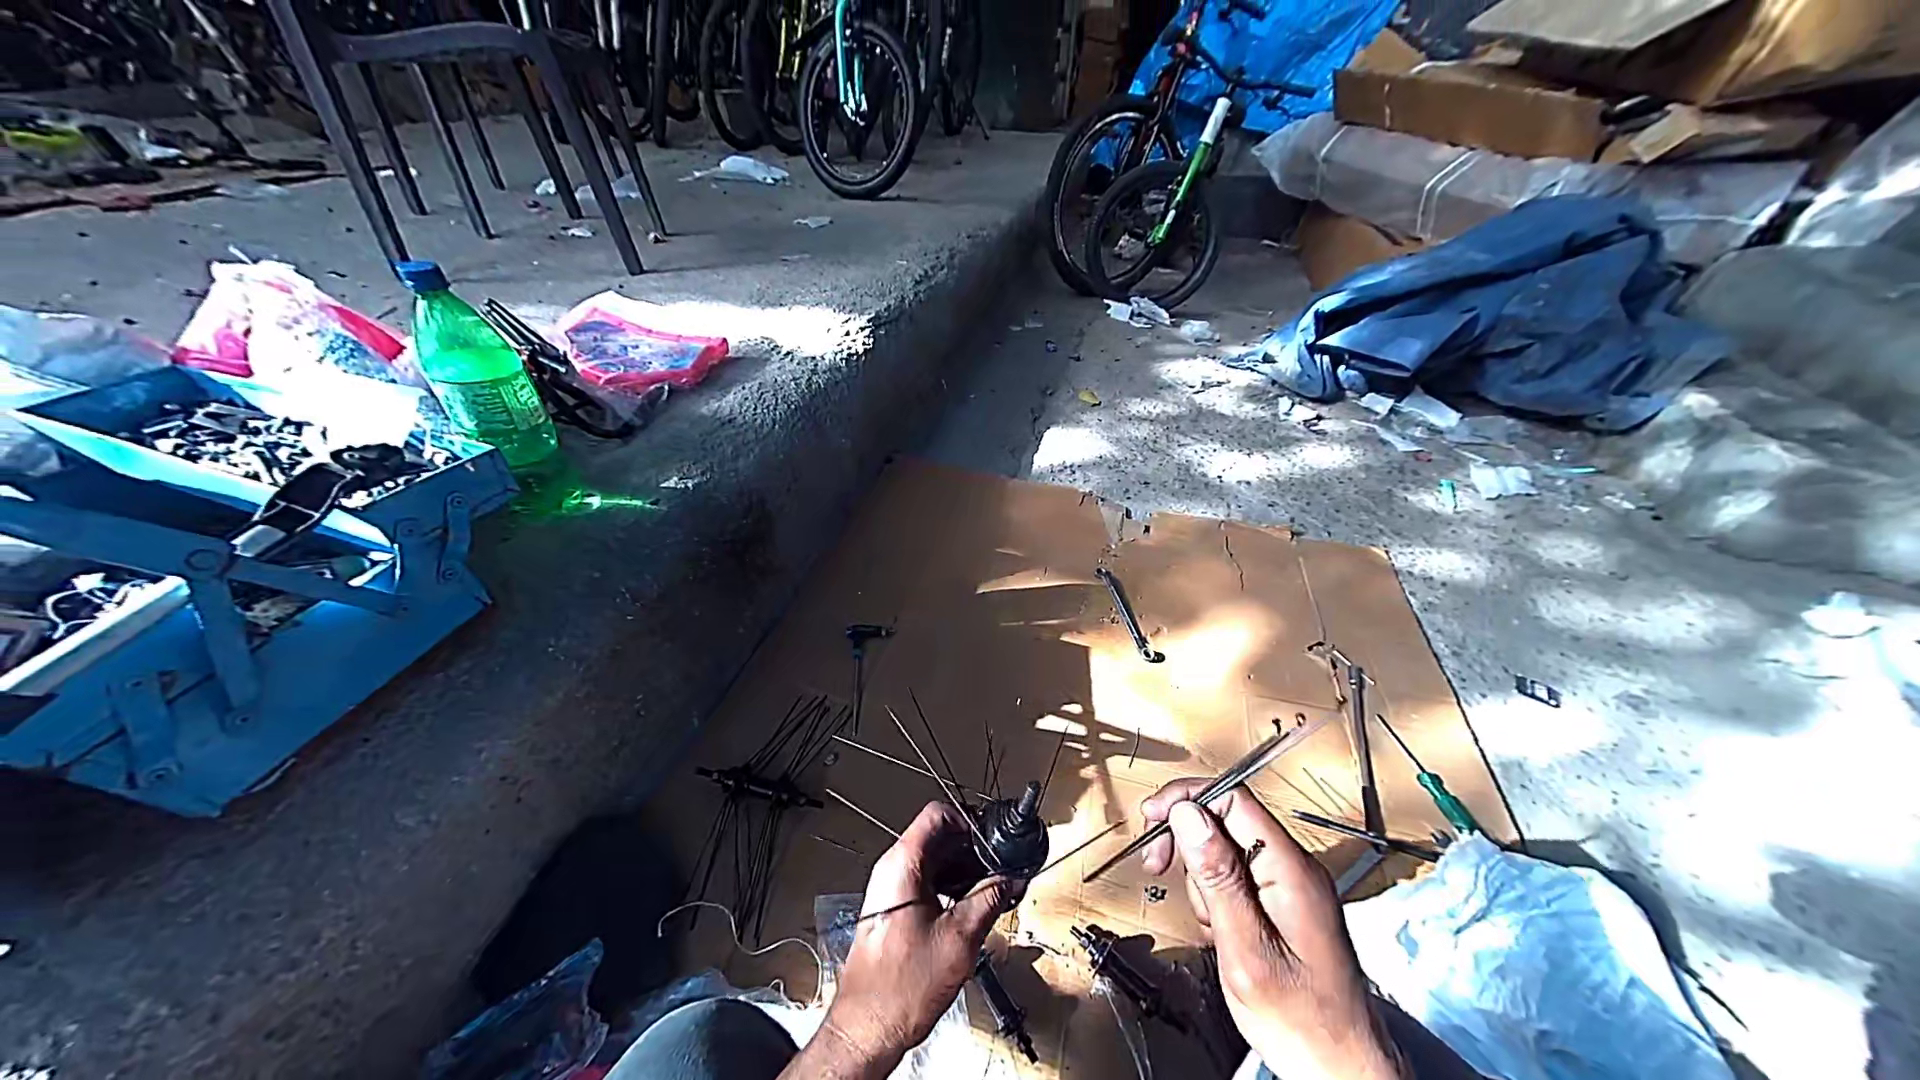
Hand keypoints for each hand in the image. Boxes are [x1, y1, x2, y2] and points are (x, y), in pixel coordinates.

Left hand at [784, 802, 1011, 1078]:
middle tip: (997, 867)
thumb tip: (1010, 880)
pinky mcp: (892, 910)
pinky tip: (968, 909)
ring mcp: (889, 890)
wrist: (868, 1027)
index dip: (968, 820)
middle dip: (971, 850)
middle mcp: (891, 871)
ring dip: (962, 871)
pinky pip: (924, 883)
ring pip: (932, 861)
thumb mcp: (959, 938)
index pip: (936, 814)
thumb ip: (989, 900)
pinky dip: (949, 888)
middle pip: (936, 837)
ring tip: (987, 890)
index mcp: (901, 865)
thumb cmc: (898, 988)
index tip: (989, 838)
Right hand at [1140, 781, 1408, 1079]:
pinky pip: (1234, 873)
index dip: (1187, 798)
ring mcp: (1288, 882)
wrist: (1341, 1070)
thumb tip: (1187, 813)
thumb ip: (1217, 877)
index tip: (1151, 817)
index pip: (1233, 798)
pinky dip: (1212, 893)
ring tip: (1206, 920)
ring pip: (1223, 845)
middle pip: (1225, 816)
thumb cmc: (1301, 1022)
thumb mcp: (1246, 950)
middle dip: (1185, 837)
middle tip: (1157, 863)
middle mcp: (1293, 866)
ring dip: (1199, 874)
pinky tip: (1217, 926)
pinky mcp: (1281, 899)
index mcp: (1291, 870)